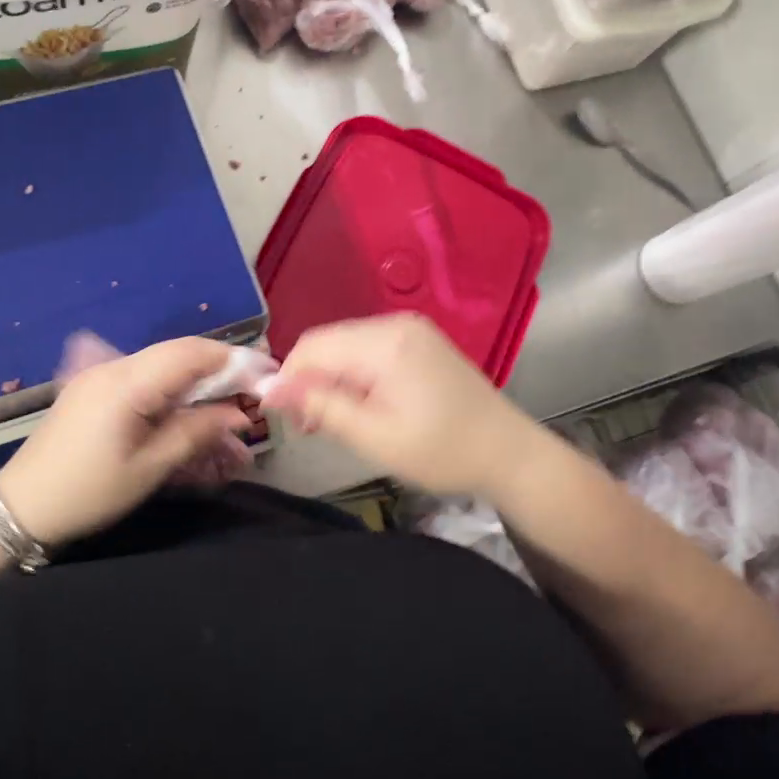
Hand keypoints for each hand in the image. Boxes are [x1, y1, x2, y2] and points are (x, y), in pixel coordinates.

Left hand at [0, 337, 250, 546]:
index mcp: (127, 381)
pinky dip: (174, 397)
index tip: (269, 375)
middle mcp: (114, 367)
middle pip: (180, 356)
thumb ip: (197, 431)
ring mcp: (101, 376)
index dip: (235, 359)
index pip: (192, 353)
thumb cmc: (88, 492)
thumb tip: (240, 413)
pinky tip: (193, 419)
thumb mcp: (150, 467)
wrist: (21, 508)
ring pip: (165, 370)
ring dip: (200, 389)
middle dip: (222, 373)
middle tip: (257, 396)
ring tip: (231, 421)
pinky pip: (145, 383)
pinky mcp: (94, 391)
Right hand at [262, 313, 564, 497]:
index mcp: (386, 343)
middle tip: (309, 428)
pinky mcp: (419, 342)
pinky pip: (367, 350)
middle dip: (308, 381)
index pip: (312, 346)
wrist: (510, 454)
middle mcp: (396, 324)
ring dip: (329, 380)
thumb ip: (320, 407)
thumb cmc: (443, 453)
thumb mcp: (375, 437)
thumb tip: (268, 389)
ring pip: (345, 346)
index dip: (287, 379)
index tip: (282, 419)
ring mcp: (411, 330)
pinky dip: (352, 376)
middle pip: (328, 343)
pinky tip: (358, 406)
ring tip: (332, 422)